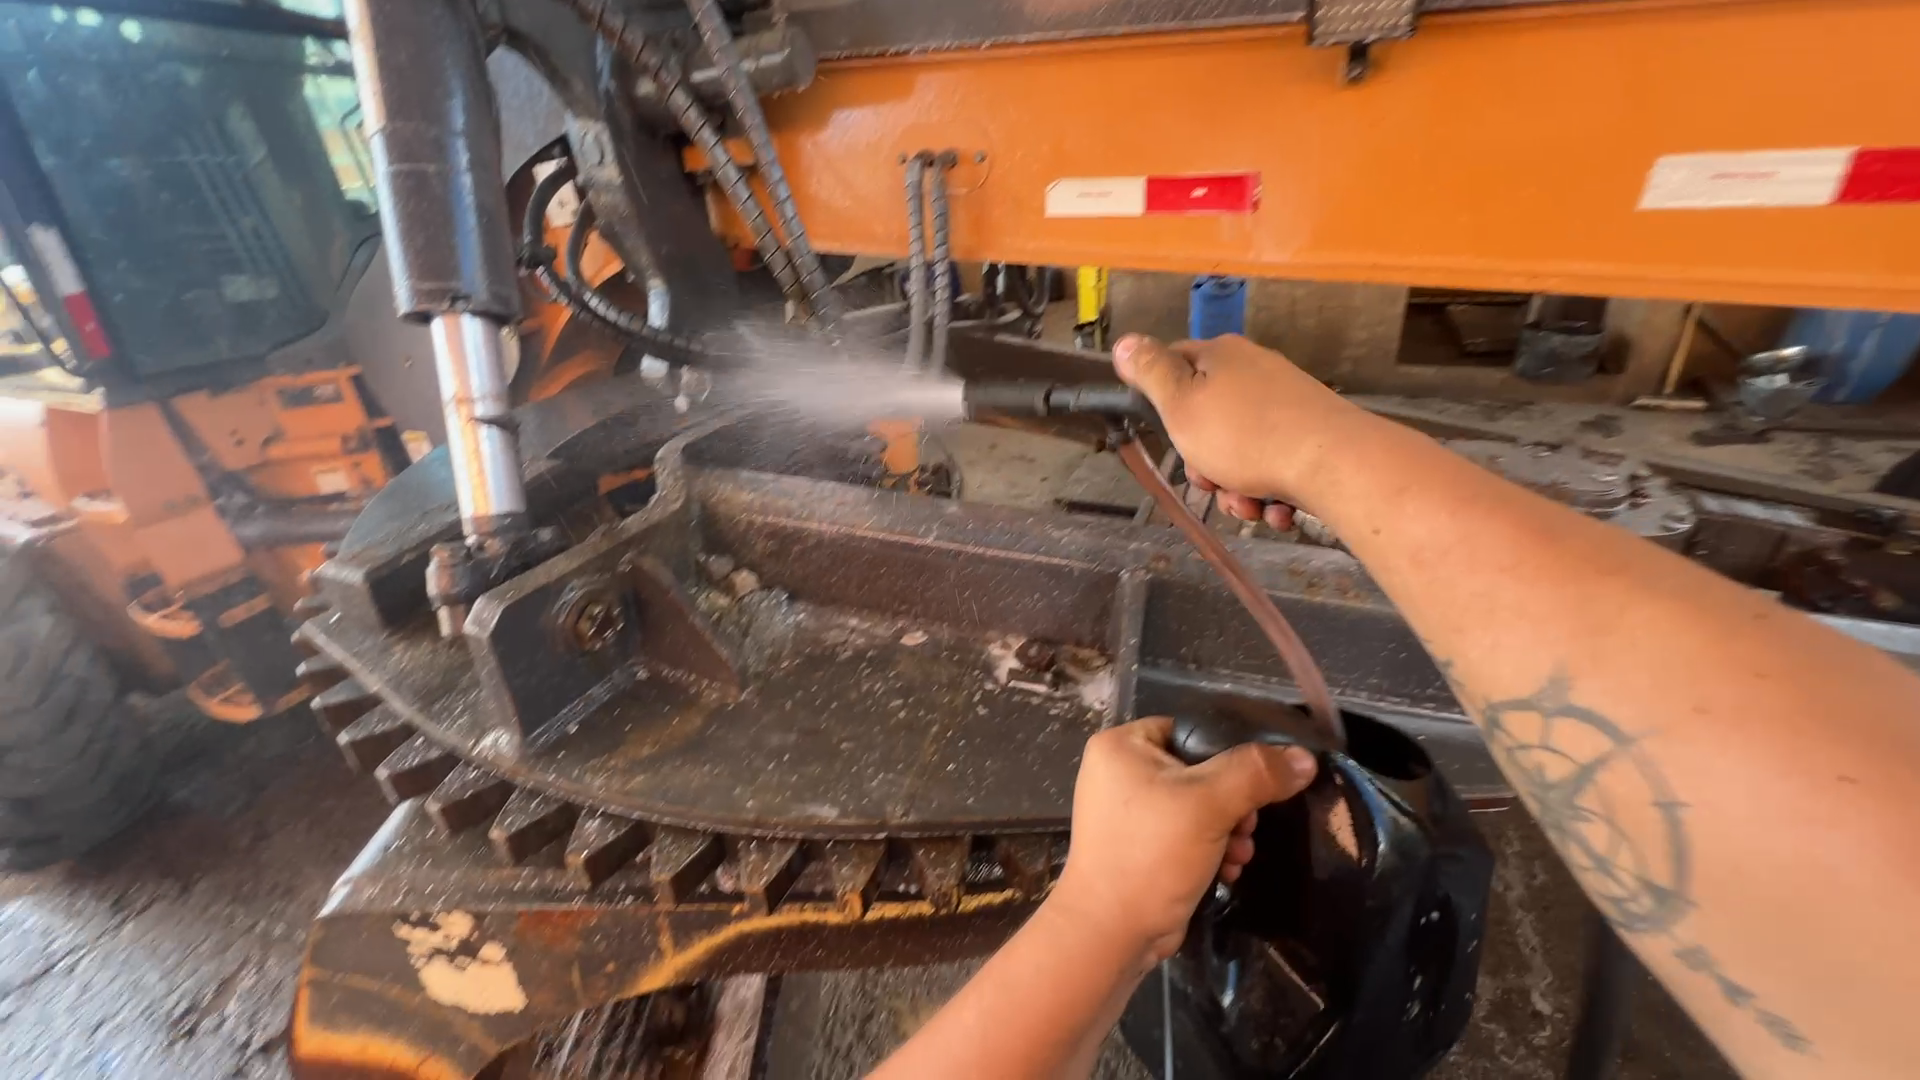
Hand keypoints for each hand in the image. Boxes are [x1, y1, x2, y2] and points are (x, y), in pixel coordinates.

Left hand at [1050, 718, 1316, 964]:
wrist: (1111, 932)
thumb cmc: (1152, 853)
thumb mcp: (1209, 804)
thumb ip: (1256, 775)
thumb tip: (1304, 757)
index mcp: (1120, 745)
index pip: (1189, 731)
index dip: (1228, 754)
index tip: (1260, 783)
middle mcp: (1118, 770)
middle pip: (1198, 771)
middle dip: (1232, 804)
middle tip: (1247, 828)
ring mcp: (1126, 811)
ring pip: (1196, 806)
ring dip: (1227, 830)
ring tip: (1239, 853)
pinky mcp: (1139, 845)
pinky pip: (1185, 833)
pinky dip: (1209, 848)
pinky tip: (1226, 870)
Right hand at [1112, 334, 1363, 522]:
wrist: (1335, 464)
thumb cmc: (1244, 436)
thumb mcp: (1180, 405)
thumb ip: (1149, 374)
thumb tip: (1123, 341)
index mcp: (1220, 356)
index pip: (1173, 365)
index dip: (1161, 402)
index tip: (1166, 434)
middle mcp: (1254, 371)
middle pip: (1206, 417)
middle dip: (1203, 461)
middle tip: (1208, 481)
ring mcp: (1286, 402)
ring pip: (1239, 449)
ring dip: (1234, 486)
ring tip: (1247, 505)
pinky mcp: (1310, 433)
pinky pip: (1273, 462)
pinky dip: (1268, 489)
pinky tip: (1275, 508)